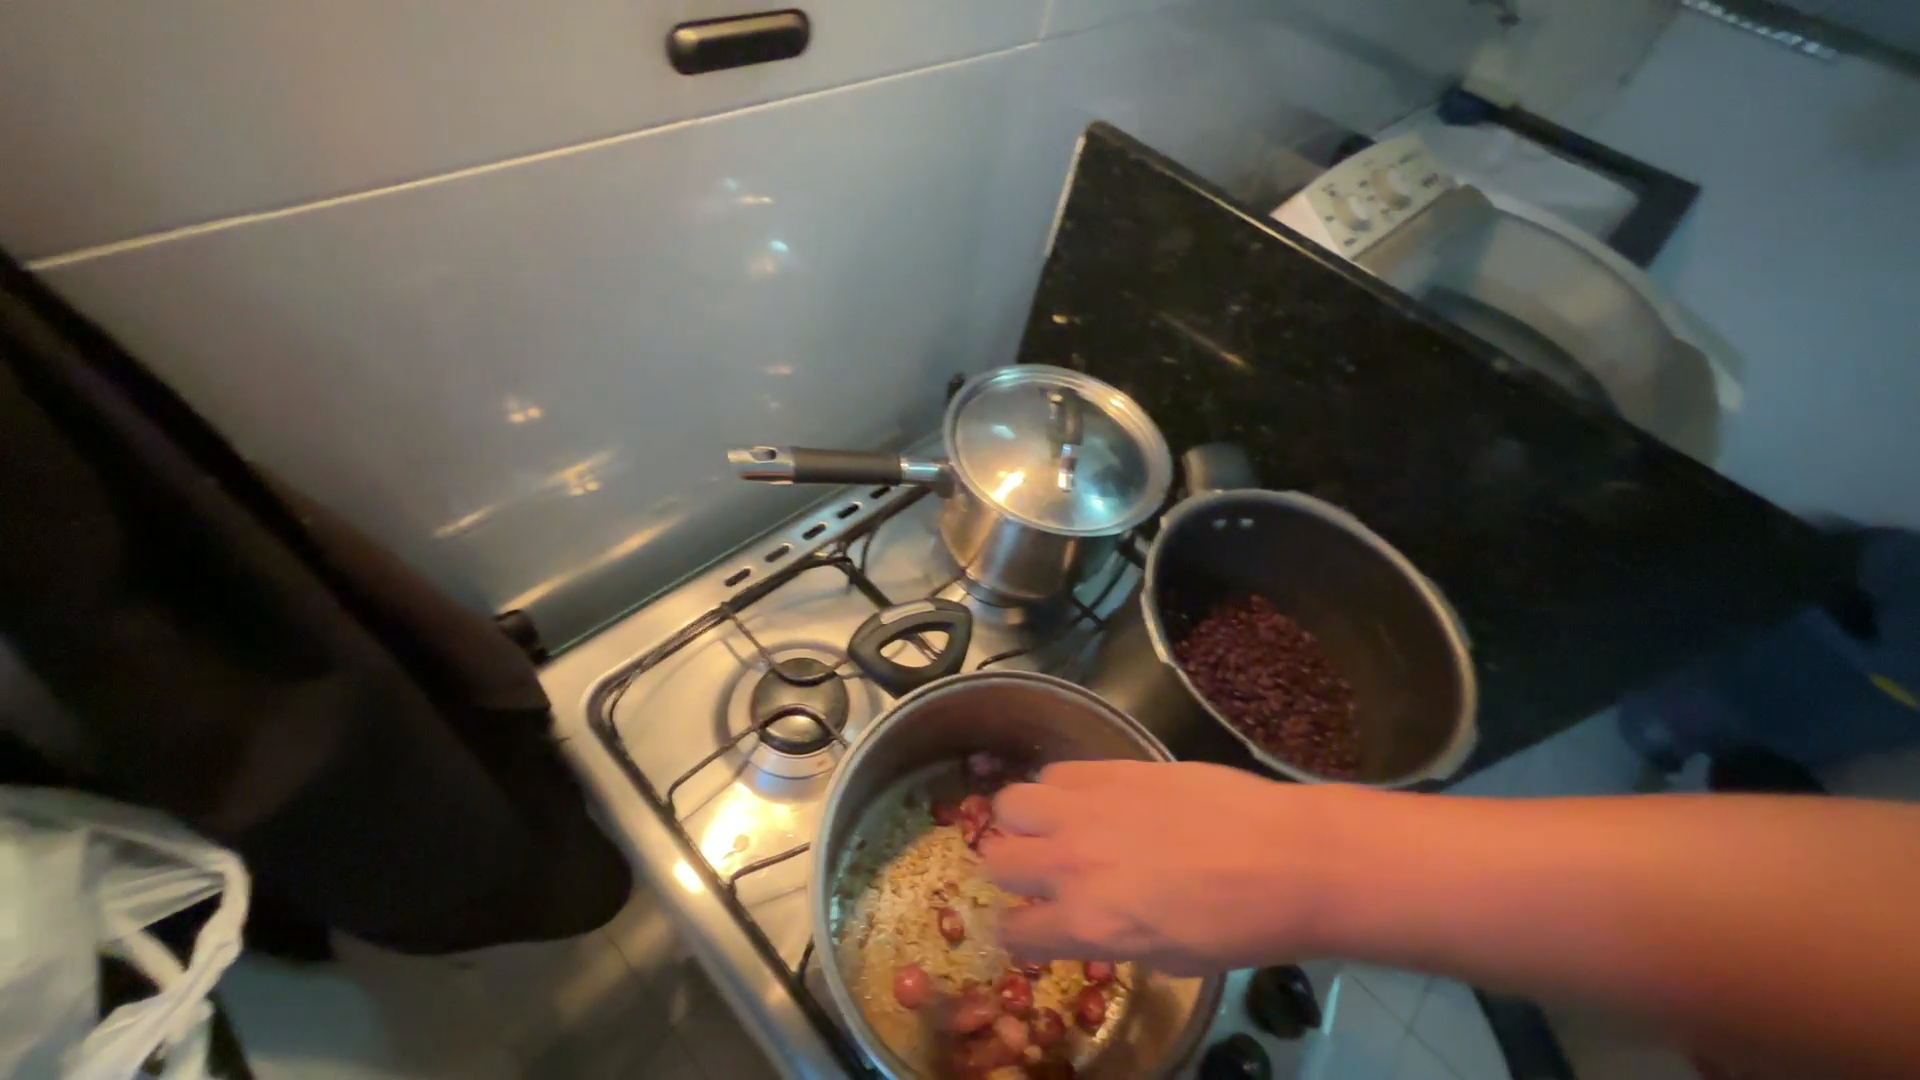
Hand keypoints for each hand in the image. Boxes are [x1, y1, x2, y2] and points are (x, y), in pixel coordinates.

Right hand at [980, 760, 1337, 974]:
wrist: (1286, 857)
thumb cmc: (1239, 925)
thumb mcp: (1170, 957)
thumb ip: (1114, 936)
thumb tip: (1097, 918)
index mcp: (1087, 923)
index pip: (1013, 930)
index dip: (1018, 932)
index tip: (1030, 926)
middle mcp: (1071, 864)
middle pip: (995, 862)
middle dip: (1011, 872)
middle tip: (1040, 872)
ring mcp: (1085, 809)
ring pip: (1010, 805)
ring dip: (1025, 822)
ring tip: (1055, 825)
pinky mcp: (1109, 768)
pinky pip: (1056, 772)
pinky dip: (1061, 789)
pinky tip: (1091, 798)